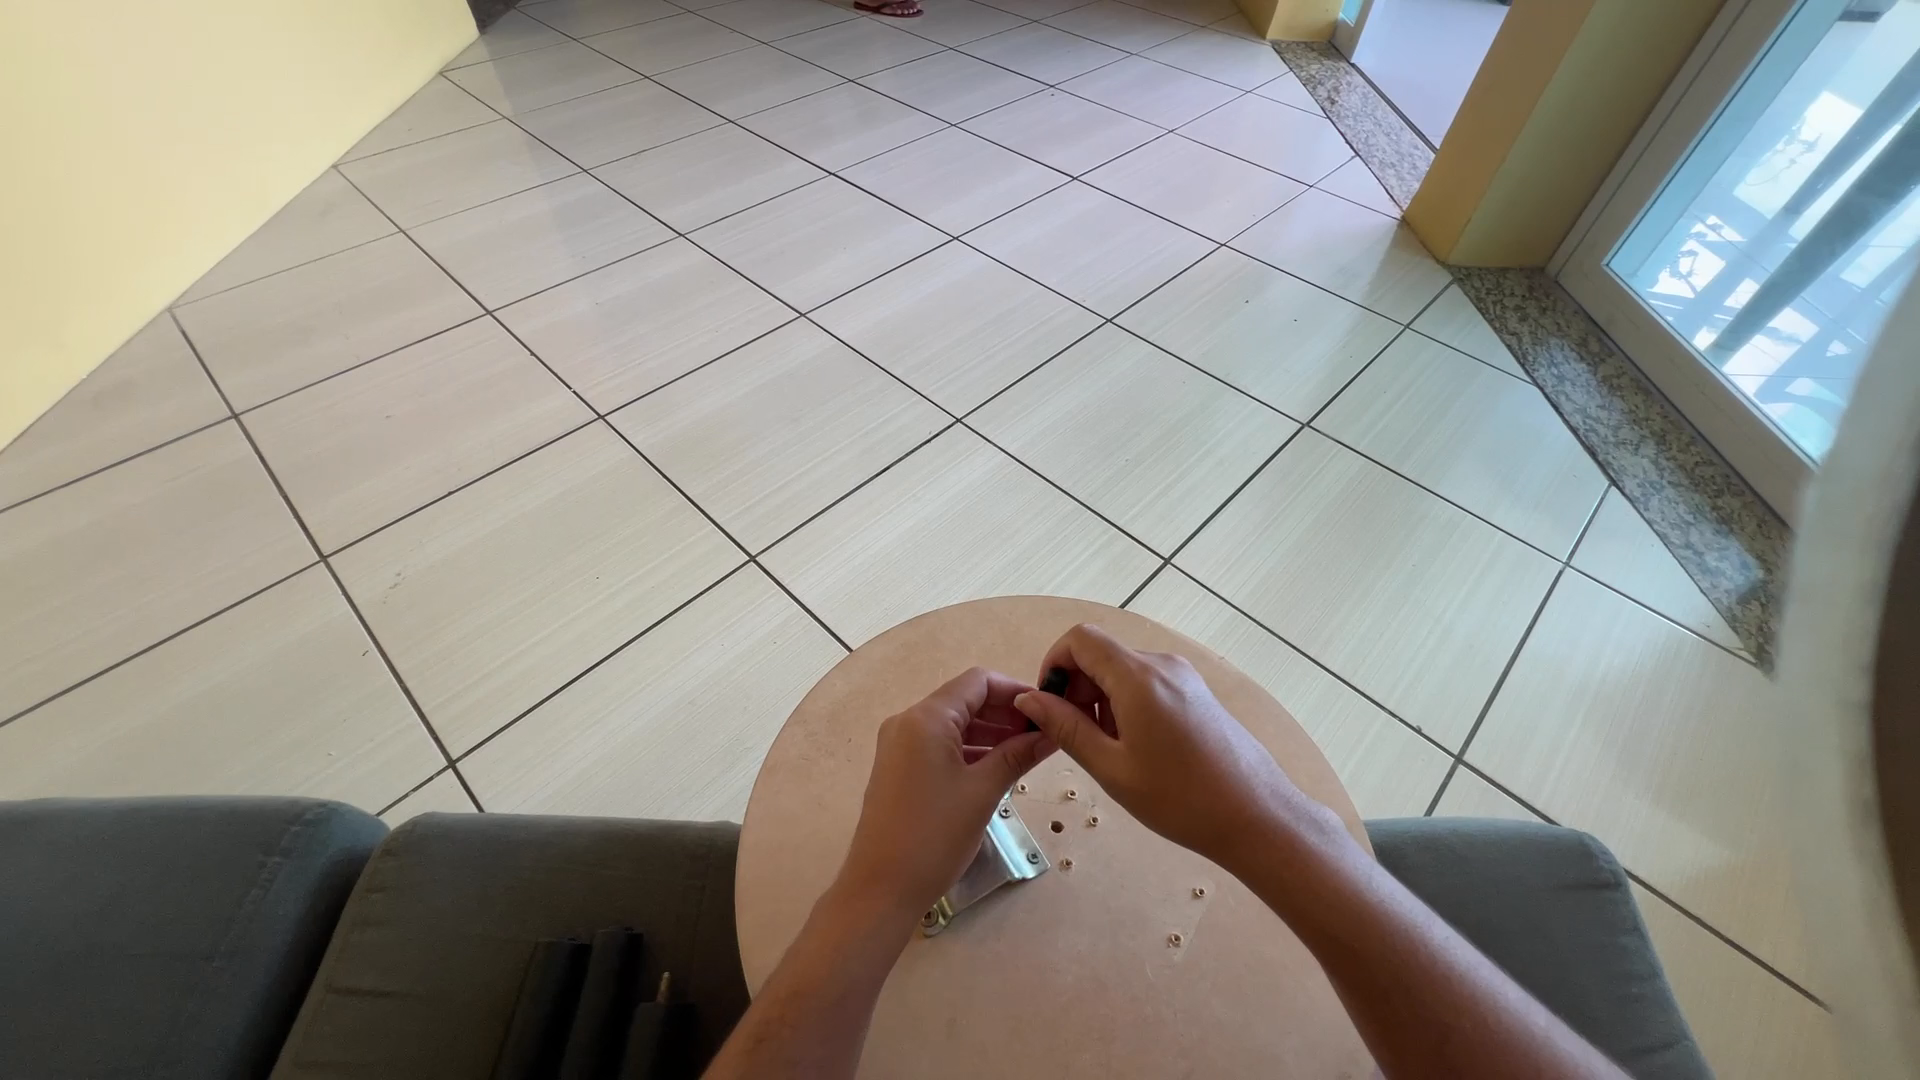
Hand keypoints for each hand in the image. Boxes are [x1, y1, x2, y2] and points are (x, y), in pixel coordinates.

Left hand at [835, 667, 1055, 924]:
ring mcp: (900, 745)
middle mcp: (908, 722)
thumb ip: (1017, 755)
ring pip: (954, 724)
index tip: (1046, 709)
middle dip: (1005, 713)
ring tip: (1028, 752)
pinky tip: (999, 767)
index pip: (977, 682)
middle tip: (1043, 733)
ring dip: (990, 733)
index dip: (1014, 690)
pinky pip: (941, 745)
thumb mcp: (982, 793)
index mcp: (925, 718)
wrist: (880, 888)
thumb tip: (1050, 734)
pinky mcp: (900, 768)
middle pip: (965, 700)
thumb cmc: (933, 836)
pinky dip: (970, 750)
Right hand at [1013, 624, 1336, 868]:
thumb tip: (1029, 699)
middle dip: (1076, 687)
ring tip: (1107, 749)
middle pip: (1101, 653)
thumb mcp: (1112, 768)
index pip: (1080, 639)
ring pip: (1123, 669)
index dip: (1054, 664)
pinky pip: (1147, 682)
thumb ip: (1066, 728)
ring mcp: (1183, 676)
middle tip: (1074, 736)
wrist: (1259, 817)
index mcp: (1138, 677)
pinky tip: (1135, 746)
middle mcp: (1162, 664)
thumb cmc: (1181, 799)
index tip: (1049, 705)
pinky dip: (1126, 703)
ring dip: (1101, 698)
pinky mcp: (1196, 692)